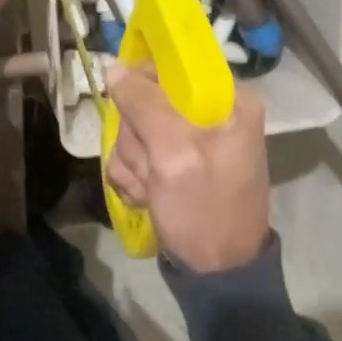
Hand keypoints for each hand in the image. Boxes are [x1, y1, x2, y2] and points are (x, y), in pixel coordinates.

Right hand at [105, 64, 271, 273]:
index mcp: (227, 101)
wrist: (217, 273)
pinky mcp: (172, 164)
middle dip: (138, 140)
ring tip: (155, 190)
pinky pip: (133, 156)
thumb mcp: (175, 156)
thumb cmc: (205, 211)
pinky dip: (135, 179)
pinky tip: (150, 197)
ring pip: (133, 131)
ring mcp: (188, 141)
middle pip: (144, 101)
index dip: (144, 91)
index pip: (171, 67)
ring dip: (134, 165)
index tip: (141, 123)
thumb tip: (114, 67)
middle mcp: (210, 114)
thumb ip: (145, 106)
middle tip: (154, 170)